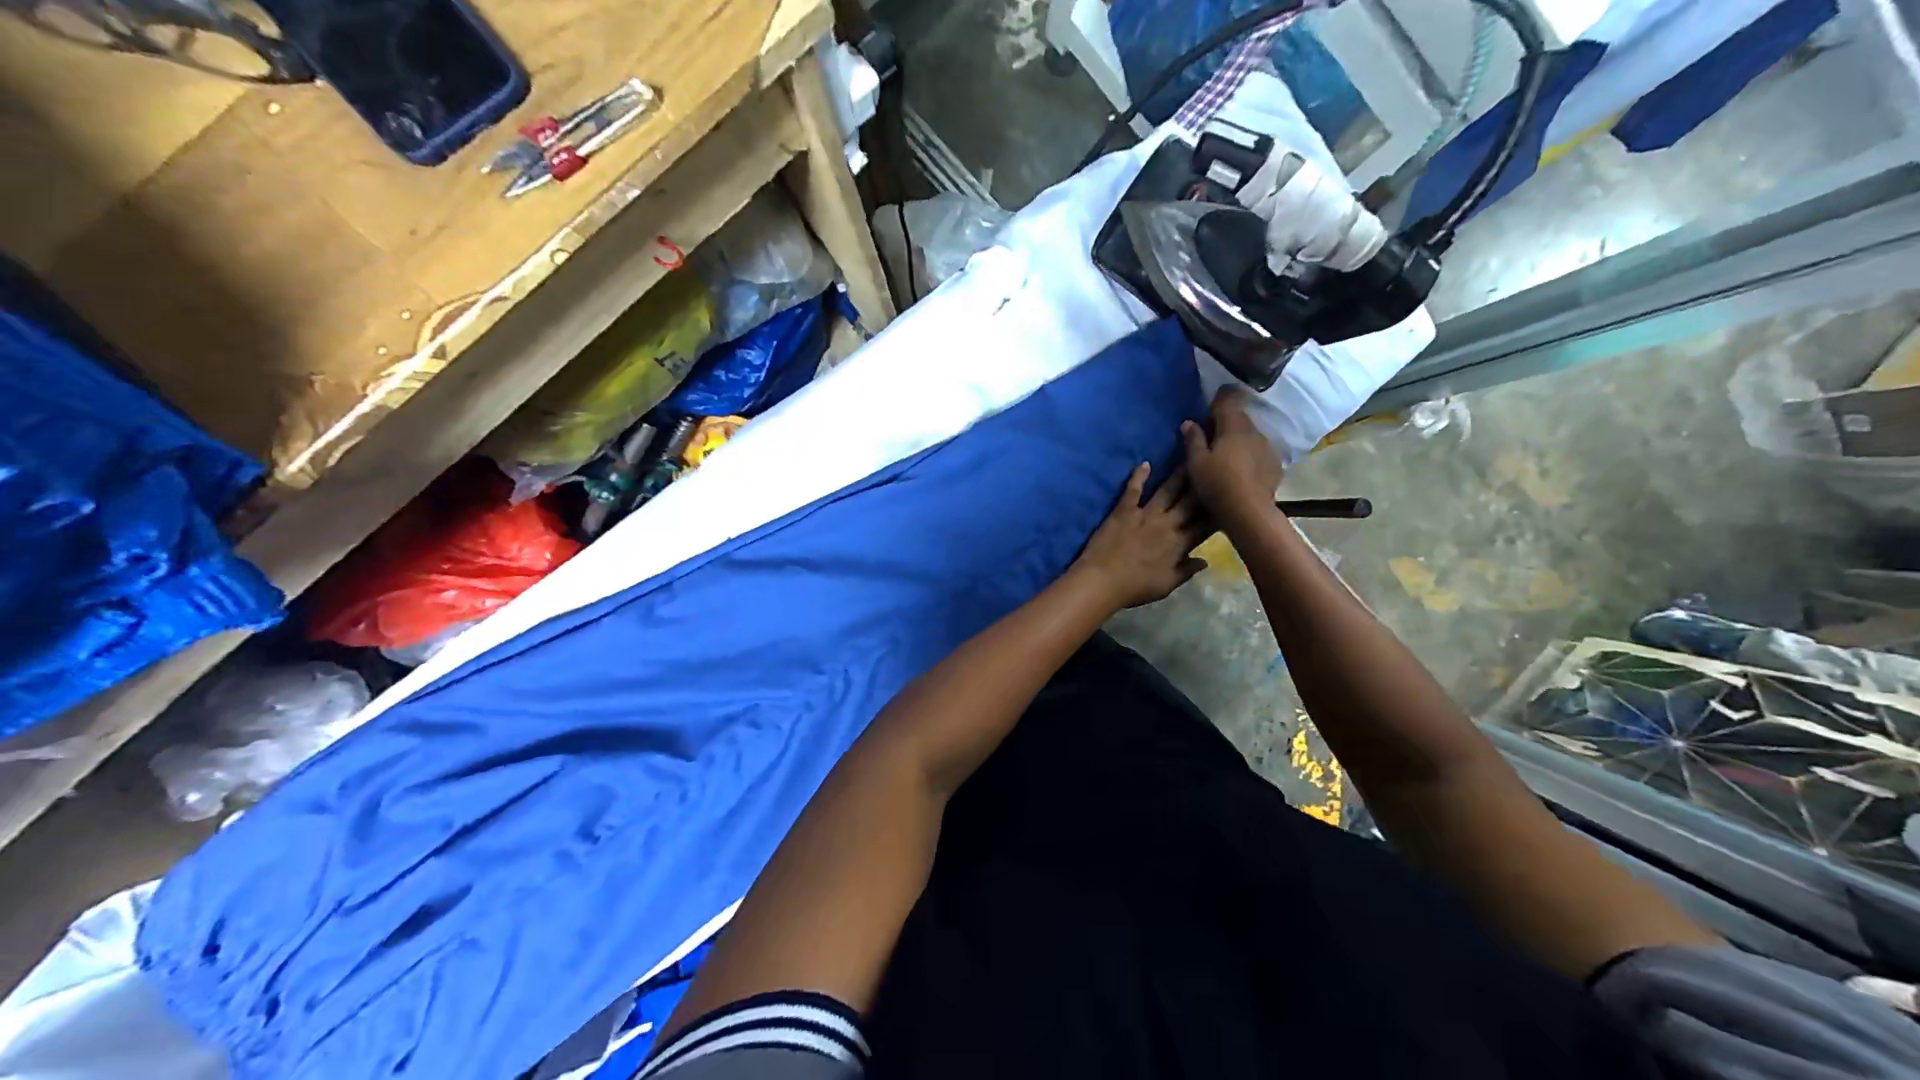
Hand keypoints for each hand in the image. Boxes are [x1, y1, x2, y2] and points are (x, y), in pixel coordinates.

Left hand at [1073, 462, 1210, 609]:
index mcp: (1179, 544)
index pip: (1205, 525)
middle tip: (1212, 468)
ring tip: (1189, 460)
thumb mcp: (1166, 585)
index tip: (1228, 500)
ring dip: (1179, 475)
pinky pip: (1134, 489)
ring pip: (1168, 490)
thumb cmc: (1135, 587)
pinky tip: (1145, 463)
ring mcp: (1145, 514)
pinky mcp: (1124, 510)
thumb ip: (1187, 571)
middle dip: (1203, 485)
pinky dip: (1139, 476)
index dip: (1218, 512)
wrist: (1103, 580)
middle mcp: (1167, 524)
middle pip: (1191, 502)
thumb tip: (1206, 561)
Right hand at [1181, 387, 1283, 527]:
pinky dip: (1248, 454)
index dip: (1217, 399)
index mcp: (1233, 426)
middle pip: (1239, 418)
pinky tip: (1240, 468)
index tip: (1207, 405)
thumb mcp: (1196, 463)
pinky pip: (1258, 452)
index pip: (1227, 401)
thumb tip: (1189, 422)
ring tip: (1224, 453)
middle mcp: (1254, 431)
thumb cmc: (1217, 484)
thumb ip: (1193, 440)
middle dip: (1225, 421)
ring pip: (1250, 435)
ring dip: (1237, 438)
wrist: (1250, 512)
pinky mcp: (1274, 465)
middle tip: (1209, 433)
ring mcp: (1267, 448)